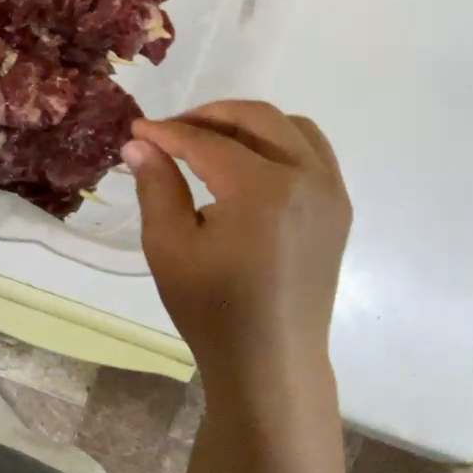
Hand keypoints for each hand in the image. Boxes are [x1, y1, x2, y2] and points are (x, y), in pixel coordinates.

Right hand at [126, 101, 351, 387]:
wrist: (270, 356)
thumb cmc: (211, 305)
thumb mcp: (168, 245)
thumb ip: (156, 186)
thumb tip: (141, 145)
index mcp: (263, 188)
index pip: (207, 141)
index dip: (167, 132)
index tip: (134, 131)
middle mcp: (308, 179)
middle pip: (259, 119)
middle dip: (208, 117)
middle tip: (167, 132)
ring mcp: (331, 193)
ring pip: (293, 129)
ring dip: (247, 125)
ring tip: (206, 143)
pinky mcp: (337, 210)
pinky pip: (311, 154)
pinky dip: (275, 144)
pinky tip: (241, 168)